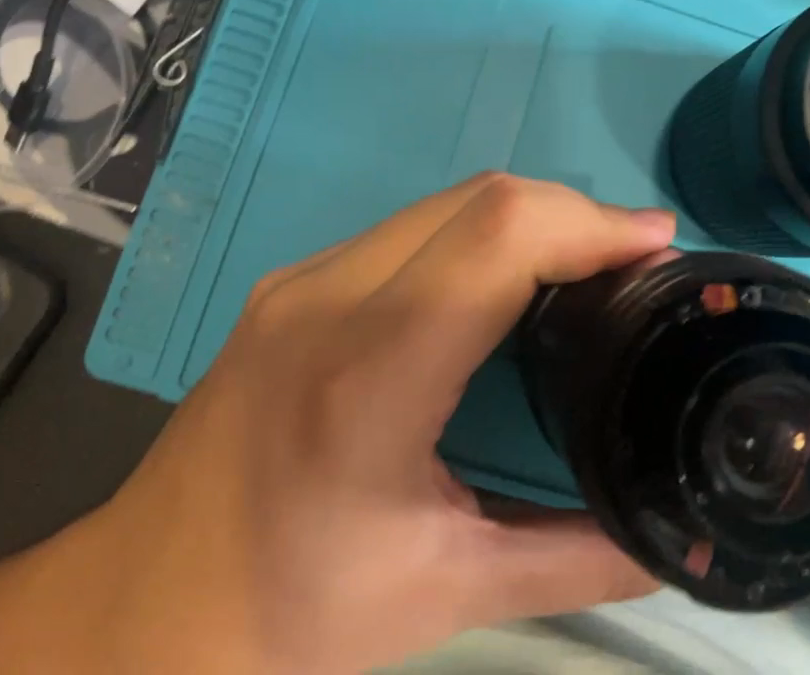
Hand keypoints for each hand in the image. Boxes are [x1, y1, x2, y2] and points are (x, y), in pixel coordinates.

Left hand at [92, 174, 672, 670]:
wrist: (142, 604)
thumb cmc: (290, 610)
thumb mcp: (446, 594)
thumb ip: (574, 560)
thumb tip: (667, 539)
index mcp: (372, 370)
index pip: (498, 238)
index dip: (589, 224)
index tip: (656, 246)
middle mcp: (329, 298)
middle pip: (478, 199)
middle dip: (571, 214)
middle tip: (632, 262)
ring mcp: (300, 282)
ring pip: (443, 203)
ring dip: (526, 219)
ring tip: (584, 267)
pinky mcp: (289, 287)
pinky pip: (408, 230)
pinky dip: (477, 235)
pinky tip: (505, 282)